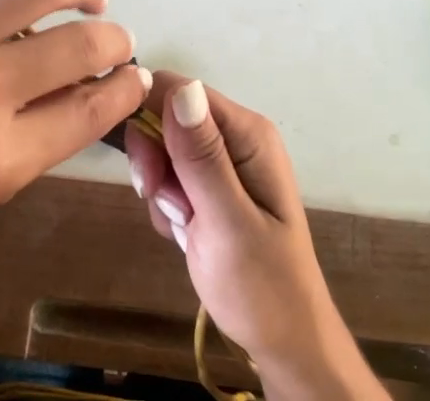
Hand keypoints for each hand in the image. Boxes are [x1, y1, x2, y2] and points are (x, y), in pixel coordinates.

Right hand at [125, 75, 386, 398]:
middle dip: (154, 159)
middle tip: (162, 201)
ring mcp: (223, 164)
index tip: (146, 170)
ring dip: (159, 187)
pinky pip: (168, 178)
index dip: (150, 117)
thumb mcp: (229, 223)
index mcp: (248, 134)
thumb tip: (181, 88)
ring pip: (161, 149)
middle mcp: (236, 139)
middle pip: (166, 117)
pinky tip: (183, 233)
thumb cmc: (262, 285)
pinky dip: (165, 205)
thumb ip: (201, 157)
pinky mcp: (209, 189)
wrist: (282, 341)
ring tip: (182, 225)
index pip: (180, 90)